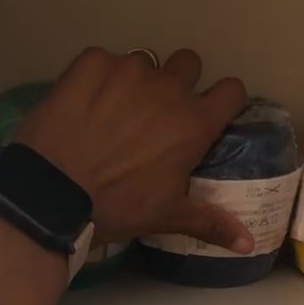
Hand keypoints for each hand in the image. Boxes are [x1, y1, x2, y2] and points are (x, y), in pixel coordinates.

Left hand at [15, 48, 251, 252]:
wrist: (54, 193)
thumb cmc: (117, 208)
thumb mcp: (165, 215)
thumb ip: (210, 221)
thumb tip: (249, 243)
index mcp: (193, 124)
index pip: (232, 91)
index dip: (224, 102)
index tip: (211, 117)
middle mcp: (167, 87)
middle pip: (189, 65)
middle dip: (179, 83)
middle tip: (157, 116)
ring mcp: (129, 69)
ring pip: (145, 63)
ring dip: (137, 84)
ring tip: (115, 116)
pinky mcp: (92, 62)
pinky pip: (105, 61)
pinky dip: (99, 80)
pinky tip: (85, 108)